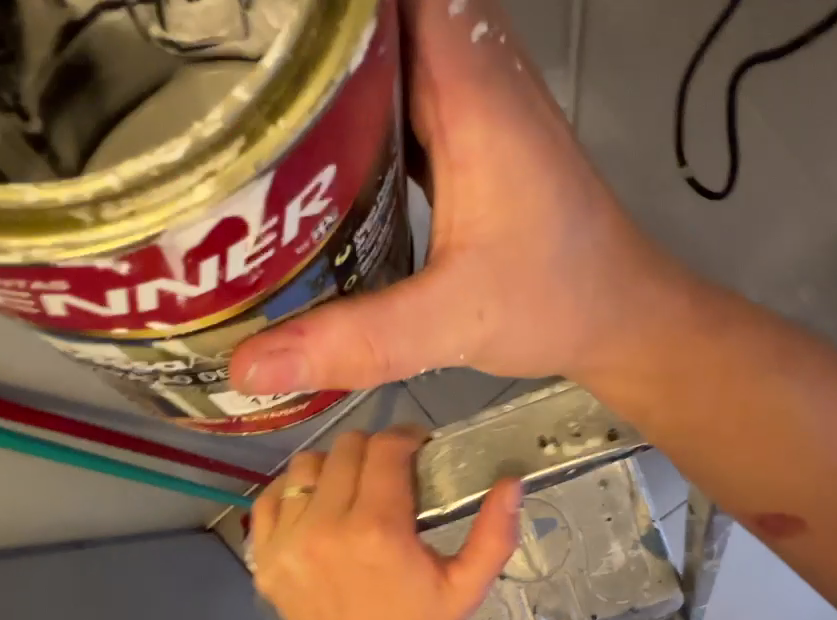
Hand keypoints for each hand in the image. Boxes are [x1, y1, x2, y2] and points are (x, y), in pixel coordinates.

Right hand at [231, 0, 677, 395]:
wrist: (617, 313)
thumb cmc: (556, 301)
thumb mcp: (452, 322)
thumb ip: (356, 341)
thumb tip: (252, 366)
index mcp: (467, 84)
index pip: (380, 0)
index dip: (314, 14)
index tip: (243, 30)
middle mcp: (467, 68)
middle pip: (367, 18)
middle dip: (297, 41)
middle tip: (219, 76)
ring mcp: (465, 99)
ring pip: (378, 51)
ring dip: (318, 73)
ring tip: (241, 105)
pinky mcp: (461, 133)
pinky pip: (391, 96)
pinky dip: (347, 112)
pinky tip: (300, 151)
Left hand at [251, 428, 522, 619]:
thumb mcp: (467, 587)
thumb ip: (494, 534)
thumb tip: (513, 482)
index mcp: (379, 530)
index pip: (385, 449)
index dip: (405, 436)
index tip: (416, 446)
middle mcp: (327, 527)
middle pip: (344, 449)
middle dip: (372, 449)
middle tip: (388, 470)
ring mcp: (288, 542)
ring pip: (306, 466)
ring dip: (332, 468)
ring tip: (351, 488)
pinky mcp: (264, 557)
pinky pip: (272, 497)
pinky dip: (294, 493)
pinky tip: (316, 507)